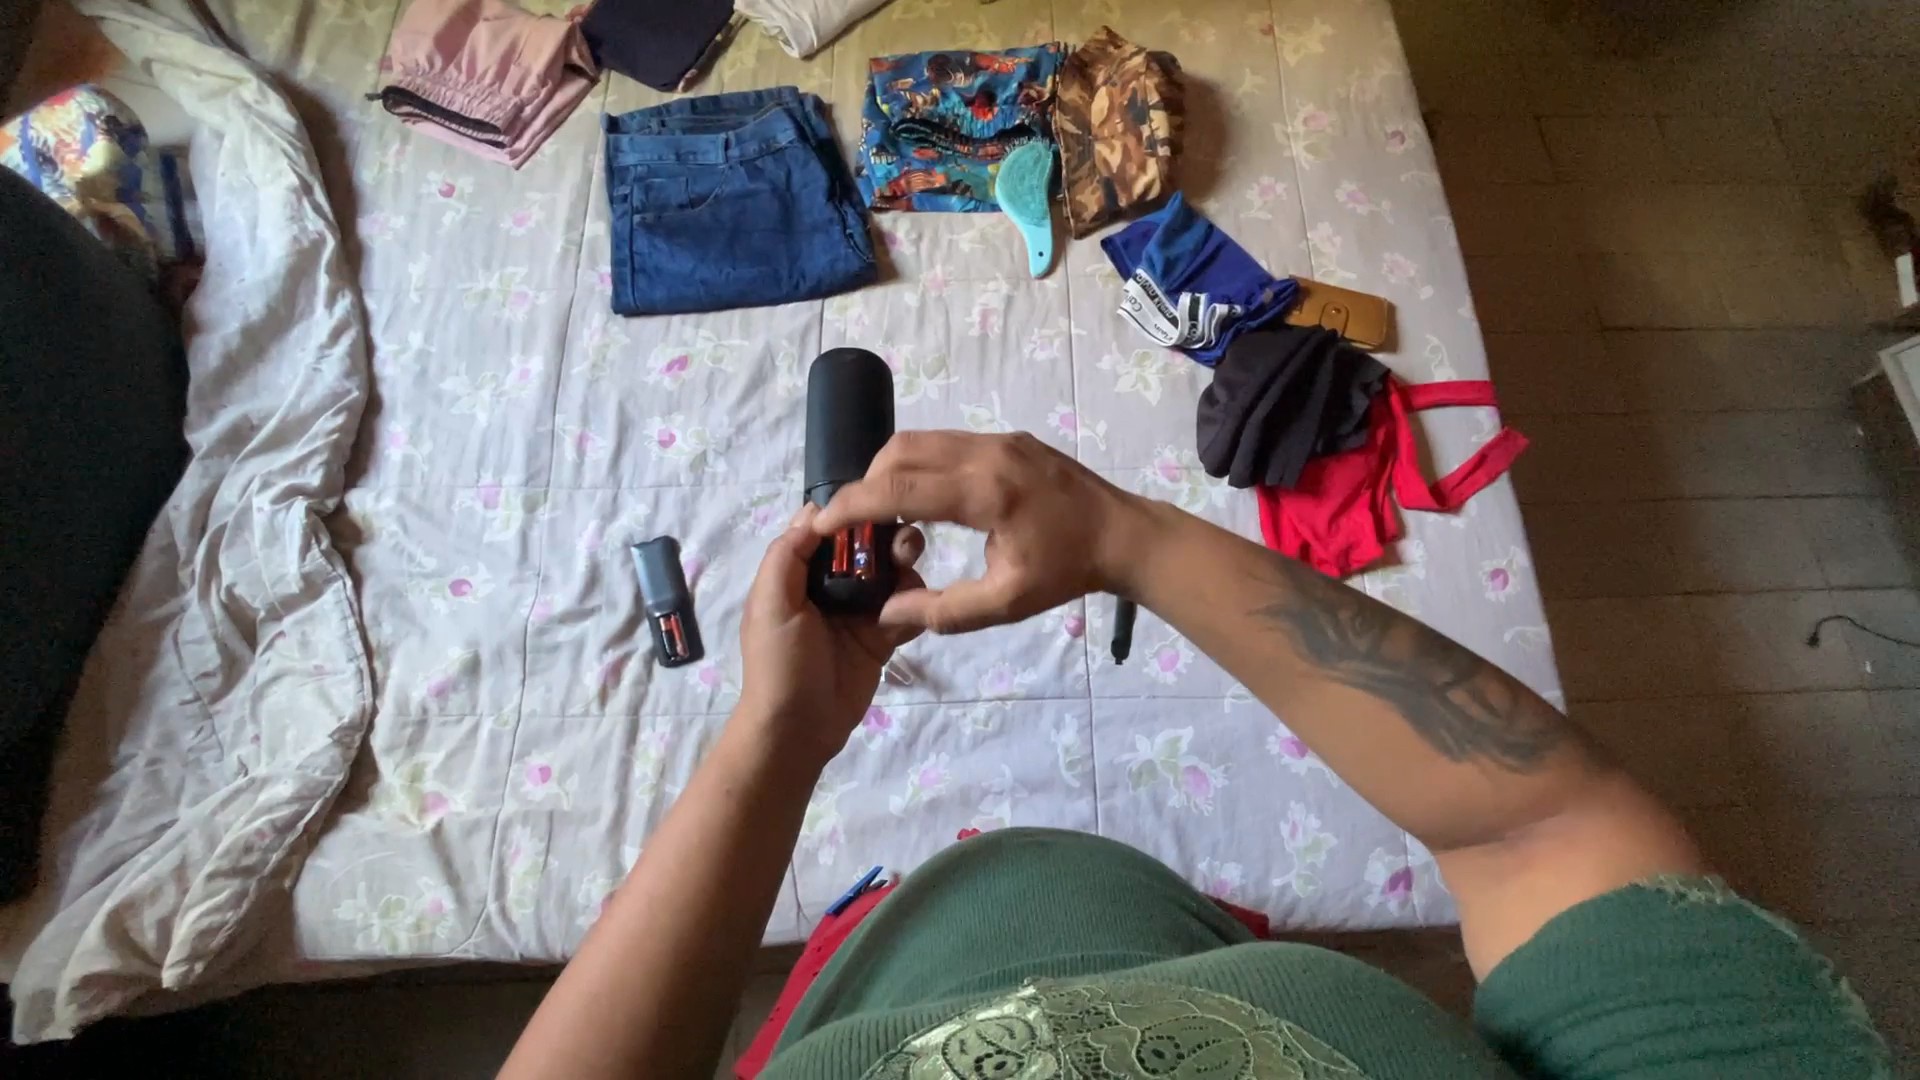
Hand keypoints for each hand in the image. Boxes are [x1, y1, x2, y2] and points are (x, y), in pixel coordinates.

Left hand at [736, 505, 925, 764]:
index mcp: (800, 574)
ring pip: (893, 575)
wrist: (800, 728)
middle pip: (869, 549)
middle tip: (905, 547)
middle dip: (890, 540)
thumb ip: (787, 555)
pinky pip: (908, 610)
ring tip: (910, 580)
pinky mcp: (884, 636)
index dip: (854, 514)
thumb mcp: (771, 604)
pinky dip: (916, 607)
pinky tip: (917, 611)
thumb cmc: (779, 663)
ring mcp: (861, 611)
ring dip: (906, 571)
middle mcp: (832, 586)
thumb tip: (815, 511)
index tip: (880, 502)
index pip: (831, 531)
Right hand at [812, 431, 1153, 633]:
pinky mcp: (1007, 437)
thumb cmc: (1067, 571)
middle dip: (866, 483)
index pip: (899, 488)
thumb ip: (943, 610)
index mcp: (986, 493)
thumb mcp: (1007, 602)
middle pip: (901, 450)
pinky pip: (946, 440)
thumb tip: (887, 611)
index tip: (822, 521)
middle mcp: (987, 453)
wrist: (1121, 534)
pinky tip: (924, 497)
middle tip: (855, 521)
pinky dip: (919, 463)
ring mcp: (998, 438)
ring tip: (884, 510)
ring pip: (922, 439)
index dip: (852, 504)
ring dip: (891, 470)